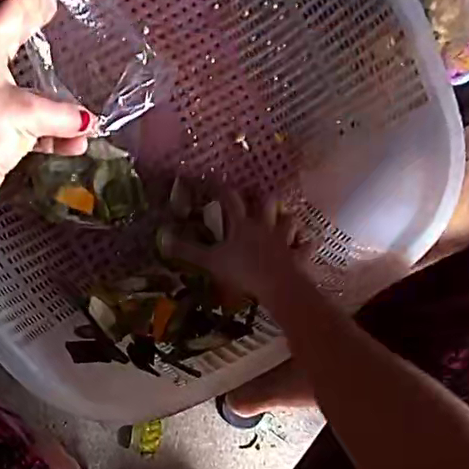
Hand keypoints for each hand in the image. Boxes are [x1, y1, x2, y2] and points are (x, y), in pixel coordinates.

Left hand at [0, 0, 94, 203]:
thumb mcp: (25, 113)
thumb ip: (62, 115)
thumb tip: (88, 122)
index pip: (10, 12)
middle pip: (14, 45)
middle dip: (36, 32)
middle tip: (51, 14)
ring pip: (25, 92)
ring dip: (55, 102)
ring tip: (81, 102)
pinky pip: (27, 127)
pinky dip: (50, 134)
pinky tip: (74, 143)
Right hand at [162, 188, 314, 303]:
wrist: (276, 285)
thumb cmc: (242, 271)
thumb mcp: (210, 261)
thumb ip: (187, 250)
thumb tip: (162, 237)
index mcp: (242, 225)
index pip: (230, 199)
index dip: (222, 189)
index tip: (214, 183)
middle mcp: (265, 226)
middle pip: (267, 203)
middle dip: (263, 199)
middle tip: (259, 200)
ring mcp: (284, 240)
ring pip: (290, 220)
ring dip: (287, 219)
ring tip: (284, 219)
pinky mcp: (298, 256)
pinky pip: (306, 246)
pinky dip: (306, 244)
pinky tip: (307, 244)